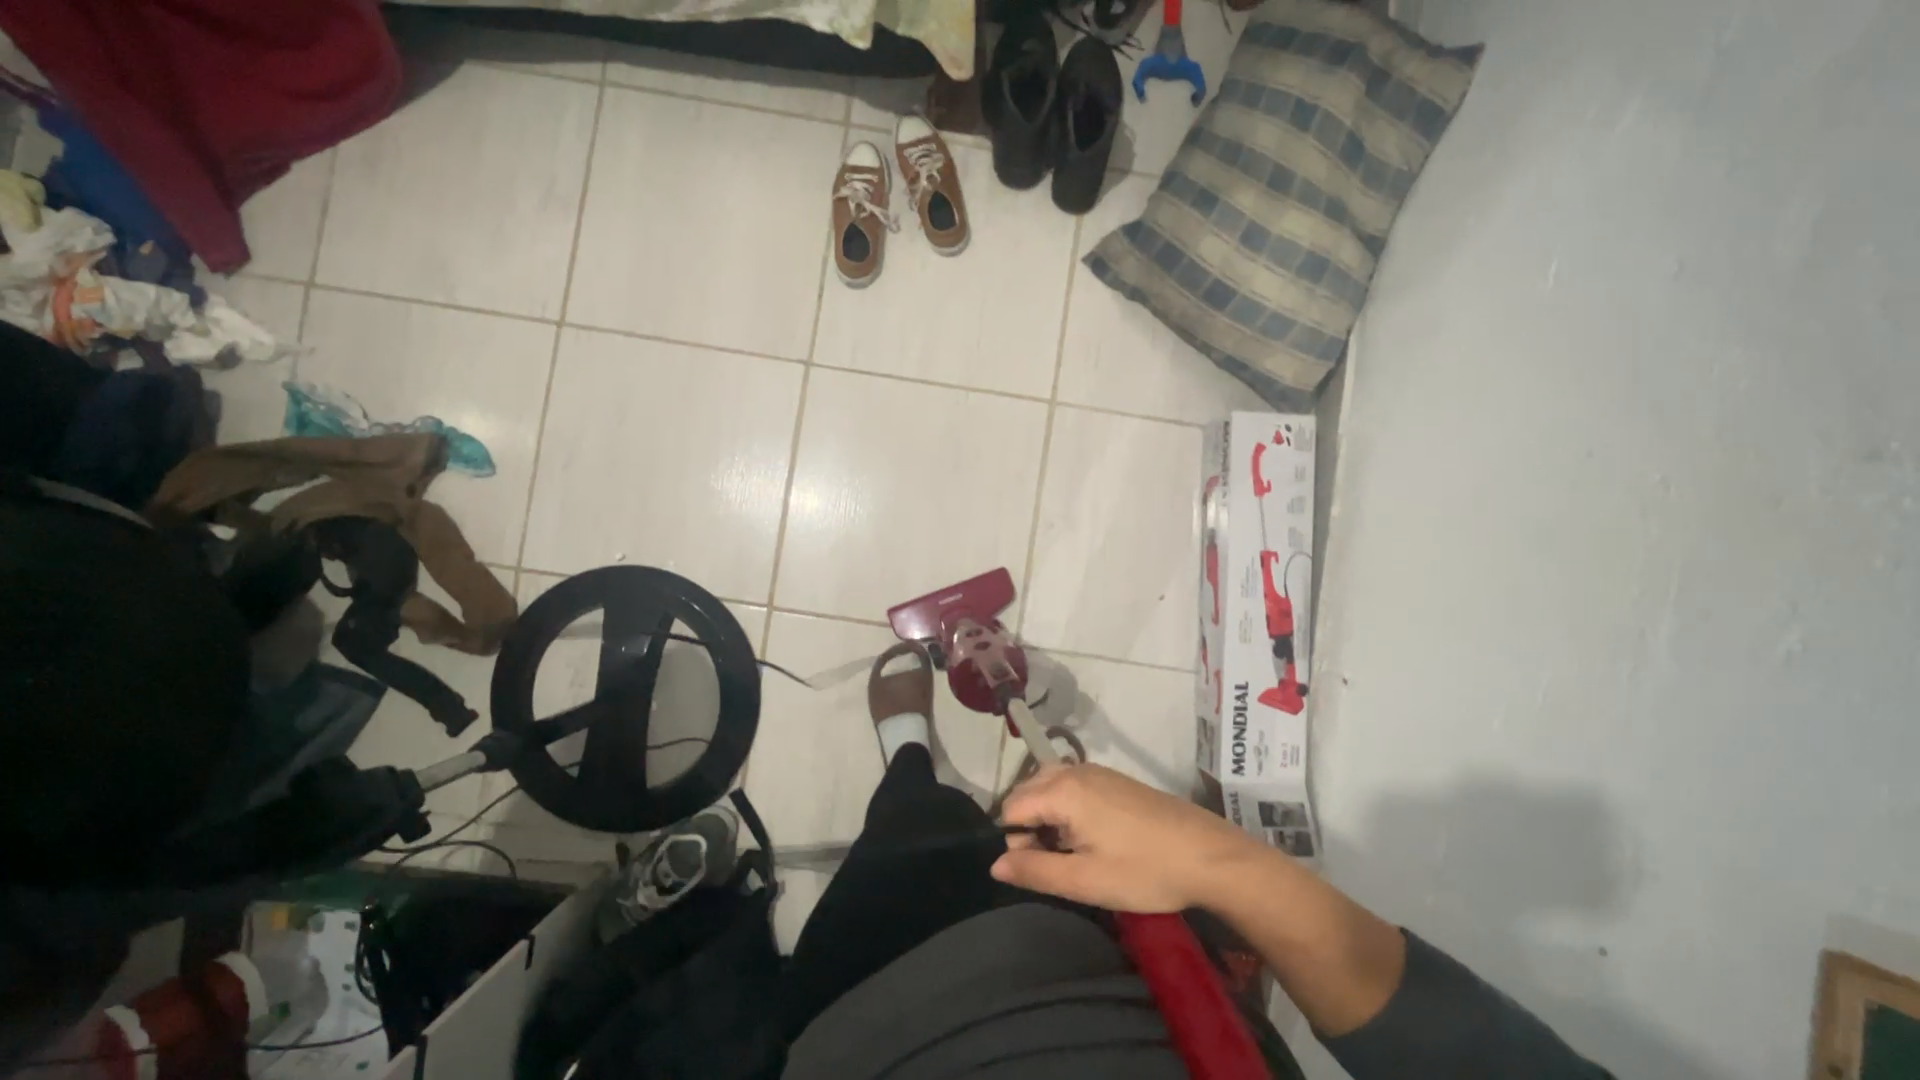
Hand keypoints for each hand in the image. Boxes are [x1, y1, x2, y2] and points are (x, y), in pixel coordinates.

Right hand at [990, 764, 1265, 912]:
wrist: (1210, 856)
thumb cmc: (1144, 871)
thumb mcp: (1085, 881)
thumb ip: (1035, 871)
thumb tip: (995, 865)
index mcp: (1063, 790)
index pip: (1010, 809)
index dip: (1015, 843)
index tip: (1040, 870)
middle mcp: (1074, 771)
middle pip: (1026, 791)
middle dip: (1027, 826)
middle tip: (1055, 863)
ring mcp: (1097, 772)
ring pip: (1048, 786)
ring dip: (1046, 817)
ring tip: (1070, 852)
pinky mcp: (1115, 780)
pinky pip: (1070, 785)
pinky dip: (1065, 808)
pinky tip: (1090, 838)